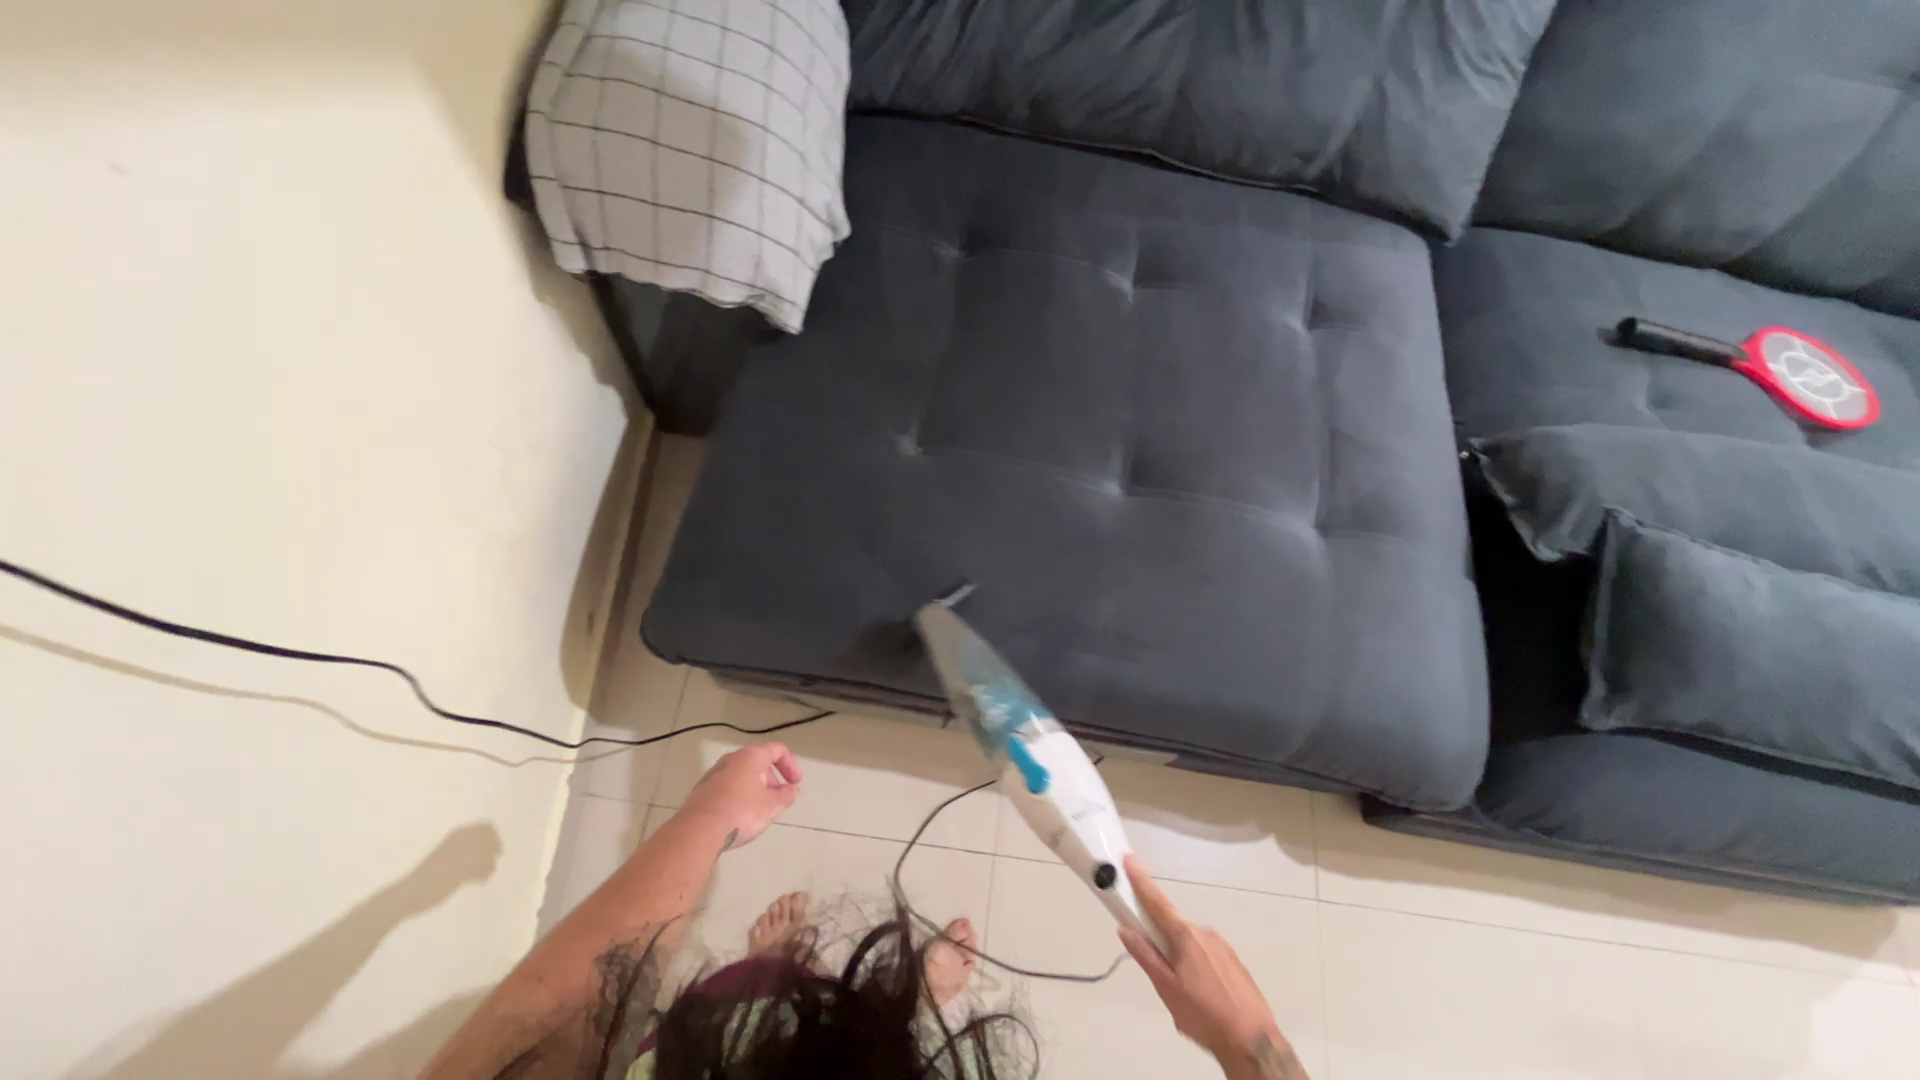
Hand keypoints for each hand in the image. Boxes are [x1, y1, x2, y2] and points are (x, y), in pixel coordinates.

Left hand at [678, 742, 802, 850]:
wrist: (698, 831)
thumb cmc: (741, 812)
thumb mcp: (772, 806)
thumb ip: (786, 796)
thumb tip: (792, 790)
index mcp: (751, 756)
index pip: (777, 749)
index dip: (791, 764)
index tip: (796, 783)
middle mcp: (731, 759)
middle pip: (758, 761)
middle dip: (772, 779)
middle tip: (778, 798)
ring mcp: (713, 774)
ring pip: (741, 775)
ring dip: (755, 788)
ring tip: (759, 810)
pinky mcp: (701, 791)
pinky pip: (727, 788)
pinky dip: (739, 796)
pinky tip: (739, 817)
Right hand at [1120, 856, 1304, 1078]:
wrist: (1253, 1042)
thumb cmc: (1204, 1014)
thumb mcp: (1166, 988)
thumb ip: (1146, 956)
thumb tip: (1126, 929)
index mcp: (1186, 936)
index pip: (1157, 902)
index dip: (1140, 881)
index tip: (1129, 859)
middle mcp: (1205, 933)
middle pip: (1173, 929)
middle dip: (1162, 947)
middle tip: (1162, 980)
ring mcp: (1223, 947)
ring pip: (1190, 948)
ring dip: (1181, 964)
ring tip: (1185, 1001)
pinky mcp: (1235, 964)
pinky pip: (1207, 959)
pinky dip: (1198, 973)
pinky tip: (1203, 1001)